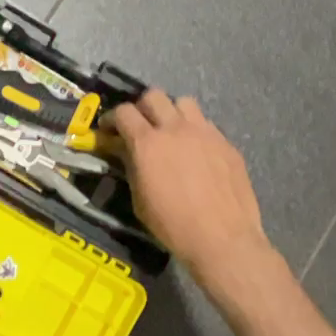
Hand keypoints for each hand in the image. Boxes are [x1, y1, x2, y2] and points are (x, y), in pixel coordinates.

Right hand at [113, 89, 272, 277]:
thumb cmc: (173, 225)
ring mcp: (205, 133)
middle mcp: (175, 129)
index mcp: (148, 142)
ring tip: (172, 132)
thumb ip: (131, 165)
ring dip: (172, 112)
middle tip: (140, 127)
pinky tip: (196, 153)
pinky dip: (195, 131)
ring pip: (184, 103)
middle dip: (142, 108)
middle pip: (153, 96)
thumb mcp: (139, 198)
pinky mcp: (226, 143)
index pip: (123, 112)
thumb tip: (124, 149)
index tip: (109, 130)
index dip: (112, 118)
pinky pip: (206, 124)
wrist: (223, 239)